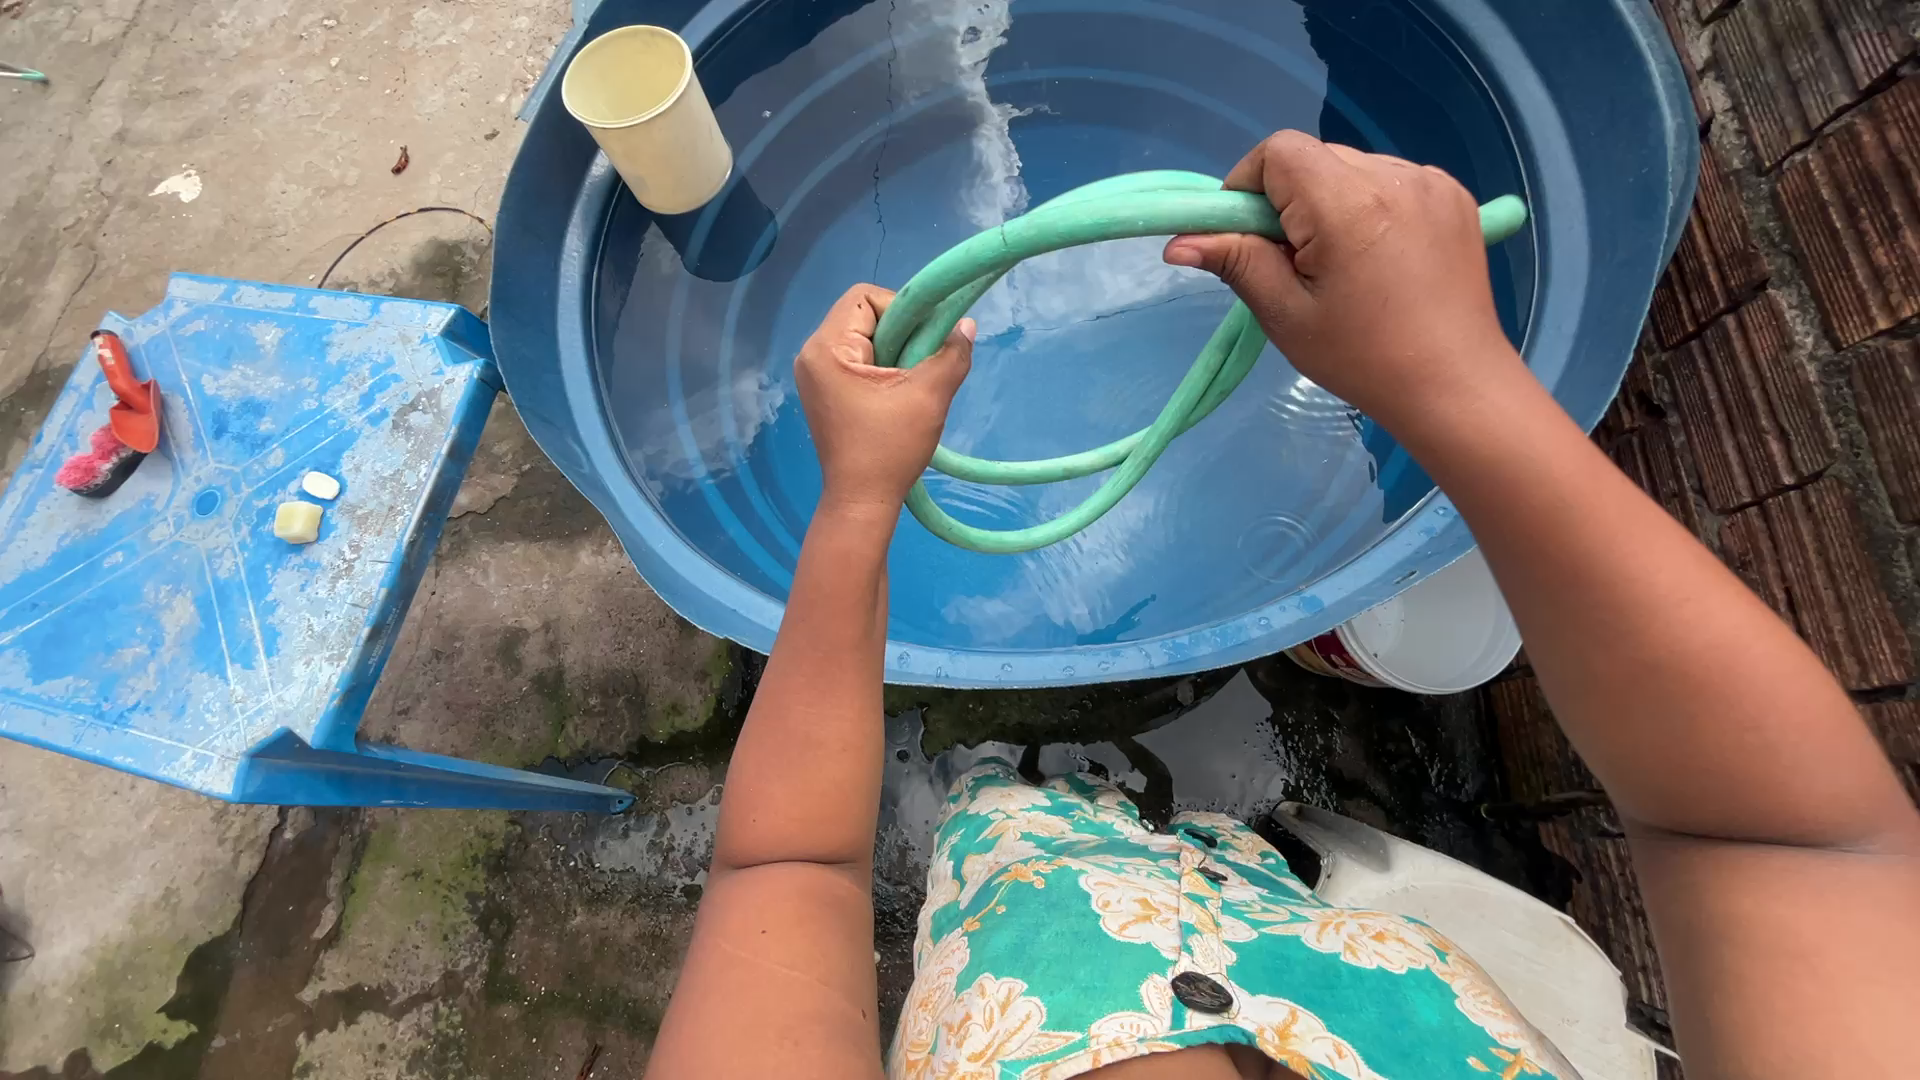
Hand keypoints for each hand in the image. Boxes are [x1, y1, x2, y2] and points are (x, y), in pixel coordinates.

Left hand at [796, 285, 974, 520]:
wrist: (862, 502)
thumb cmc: (889, 449)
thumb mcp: (928, 397)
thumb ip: (951, 355)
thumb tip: (966, 324)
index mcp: (826, 349)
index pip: (865, 297)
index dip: (902, 309)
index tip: (924, 342)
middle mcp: (813, 355)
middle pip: (864, 316)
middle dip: (901, 334)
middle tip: (921, 366)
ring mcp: (817, 376)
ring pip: (865, 340)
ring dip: (896, 354)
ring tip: (911, 385)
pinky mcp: (827, 393)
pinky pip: (860, 362)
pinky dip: (885, 370)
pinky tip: (899, 396)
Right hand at [1163, 131, 1523, 427]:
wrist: (1451, 382)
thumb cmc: (1359, 357)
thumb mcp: (1285, 314)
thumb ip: (1236, 263)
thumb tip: (1178, 242)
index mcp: (1348, 204)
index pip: (1279, 152)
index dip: (1247, 184)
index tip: (1243, 236)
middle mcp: (1394, 175)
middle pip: (1314, 157)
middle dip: (1284, 199)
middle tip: (1285, 261)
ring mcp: (1431, 182)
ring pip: (1350, 167)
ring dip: (1324, 202)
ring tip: (1333, 264)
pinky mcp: (1453, 196)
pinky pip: (1387, 180)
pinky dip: (1363, 207)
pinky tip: (1370, 257)